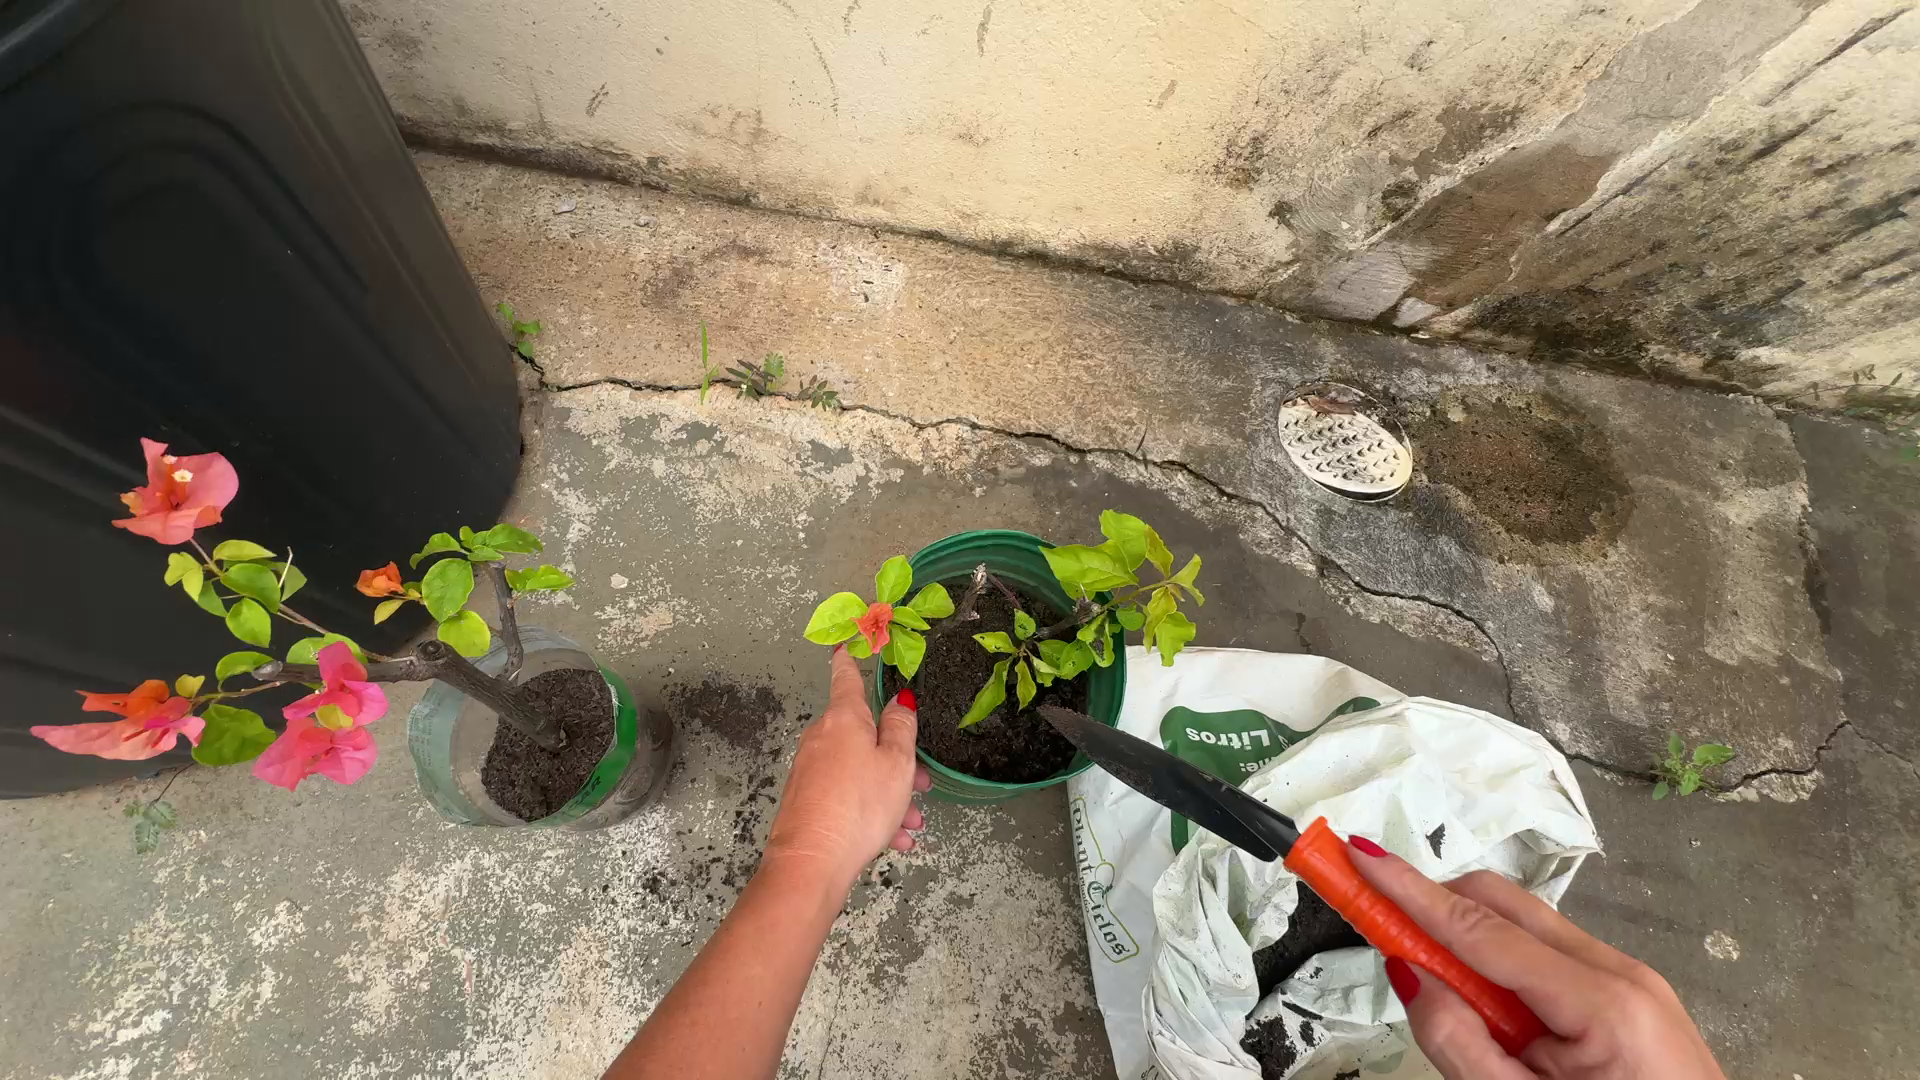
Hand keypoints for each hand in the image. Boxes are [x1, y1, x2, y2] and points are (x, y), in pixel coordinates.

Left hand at [762, 647, 930, 895]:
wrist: (810, 864)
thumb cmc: (859, 805)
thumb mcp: (897, 763)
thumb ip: (901, 727)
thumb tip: (898, 701)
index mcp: (844, 719)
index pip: (846, 677)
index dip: (849, 659)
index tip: (844, 644)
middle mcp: (821, 738)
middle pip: (863, 735)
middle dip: (895, 757)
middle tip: (921, 785)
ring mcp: (810, 770)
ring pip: (858, 771)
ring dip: (888, 793)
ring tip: (910, 824)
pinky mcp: (804, 800)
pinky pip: (845, 796)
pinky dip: (869, 811)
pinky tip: (893, 841)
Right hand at [1347, 839, 1725, 1079]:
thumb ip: (1457, 1042)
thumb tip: (1405, 970)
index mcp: (1604, 1005)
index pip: (1478, 927)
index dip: (1408, 887)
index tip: (1355, 850)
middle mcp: (1621, 972)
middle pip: (1498, 902)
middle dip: (1434, 906)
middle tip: (1386, 934)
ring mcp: (1631, 978)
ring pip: (1518, 920)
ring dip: (1463, 936)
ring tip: (1448, 994)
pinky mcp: (1629, 991)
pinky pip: (1540, 948)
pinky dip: (1495, 959)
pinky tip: (1491, 1008)